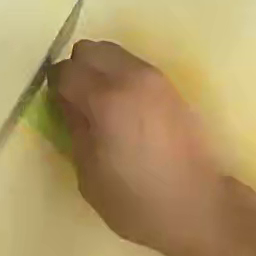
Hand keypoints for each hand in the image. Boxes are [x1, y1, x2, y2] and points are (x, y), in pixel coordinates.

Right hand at [50, 41, 229, 255]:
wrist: (199, 205)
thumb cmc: (138, 200)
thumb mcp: (90, 176)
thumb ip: (75, 130)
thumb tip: (68, 103)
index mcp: (105, 100)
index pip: (66, 71)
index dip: (55, 86)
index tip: (57, 104)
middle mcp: (127, 77)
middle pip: (87, 49)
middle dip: (77, 69)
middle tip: (79, 99)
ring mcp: (151, 76)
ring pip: (111, 50)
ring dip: (99, 68)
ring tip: (104, 102)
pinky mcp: (167, 81)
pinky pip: (132, 63)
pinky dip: (120, 74)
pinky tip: (126, 106)